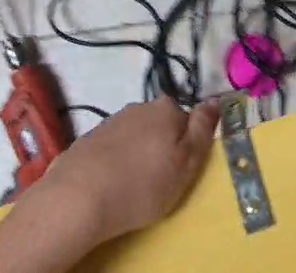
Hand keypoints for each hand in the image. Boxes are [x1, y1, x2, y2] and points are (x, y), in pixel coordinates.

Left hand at [41, 97, 221, 243]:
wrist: (80, 196)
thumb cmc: (143, 184)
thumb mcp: (186, 163)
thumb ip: (203, 129)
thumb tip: (215, 99)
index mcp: (167, 109)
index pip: (186, 121)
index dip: (186, 146)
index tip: (179, 169)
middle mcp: (140, 106)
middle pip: (160, 125)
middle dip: (161, 146)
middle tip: (158, 179)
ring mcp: (112, 120)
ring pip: (136, 135)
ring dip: (138, 153)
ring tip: (132, 183)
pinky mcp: (90, 138)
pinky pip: (113, 147)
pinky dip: (116, 160)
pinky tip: (111, 181)